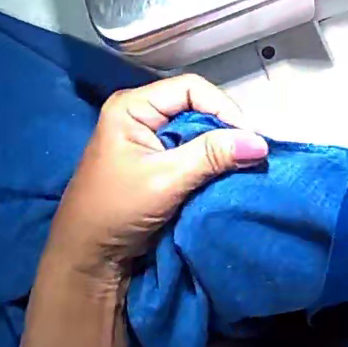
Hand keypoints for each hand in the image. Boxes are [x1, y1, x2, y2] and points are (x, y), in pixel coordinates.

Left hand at [42, 74, 269, 292]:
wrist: (87, 258)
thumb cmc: (117, 211)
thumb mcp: (166, 180)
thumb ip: (211, 156)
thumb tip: (260, 143)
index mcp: (132, 106)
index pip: (190, 88)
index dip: (222, 107)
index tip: (249, 138)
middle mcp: (139, 112)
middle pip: (194, 104)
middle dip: (223, 126)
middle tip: (250, 151)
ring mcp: (146, 135)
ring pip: (194, 126)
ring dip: (218, 144)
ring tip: (243, 161)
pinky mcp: (154, 157)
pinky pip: (189, 146)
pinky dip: (208, 157)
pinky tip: (226, 170)